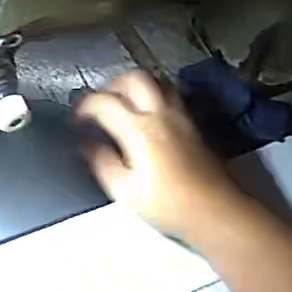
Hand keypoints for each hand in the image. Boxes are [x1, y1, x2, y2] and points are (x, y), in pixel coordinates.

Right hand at [74, 70, 256, 244]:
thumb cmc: (168, 206)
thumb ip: (102, 162)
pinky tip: (149, 117)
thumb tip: (86, 145)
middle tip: (100, 105)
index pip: (104, 103)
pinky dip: (154, 97)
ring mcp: (182, 117)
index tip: (75, 121)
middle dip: (111, 87)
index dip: (84, 108)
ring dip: (135, 87)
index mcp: (139, 130)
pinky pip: (172, 96)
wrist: (216, 212)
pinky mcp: (195, 126)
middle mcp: (161, 114)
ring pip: (157, 82)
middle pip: (134, 79)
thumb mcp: (124, 191)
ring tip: (123, 106)